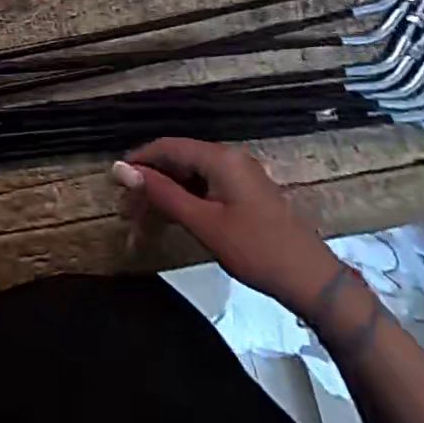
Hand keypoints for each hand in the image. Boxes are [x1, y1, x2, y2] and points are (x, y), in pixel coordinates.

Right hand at [111, 137, 342, 314]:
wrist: (309, 276)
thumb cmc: (254, 248)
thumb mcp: (203, 222)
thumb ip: (163, 194)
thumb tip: (123, 170)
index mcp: (220, 157)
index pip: (169, 146)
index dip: (139, 160)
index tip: (115, 181)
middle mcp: (229, 157)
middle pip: (179, 159)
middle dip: (151, 180)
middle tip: (126, 209)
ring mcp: (240, 174)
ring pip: (192, 174)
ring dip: (166, 192)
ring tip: (143, 217)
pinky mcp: (245, 192)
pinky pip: (206, 185)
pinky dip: (185, 198)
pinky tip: (172, 217)